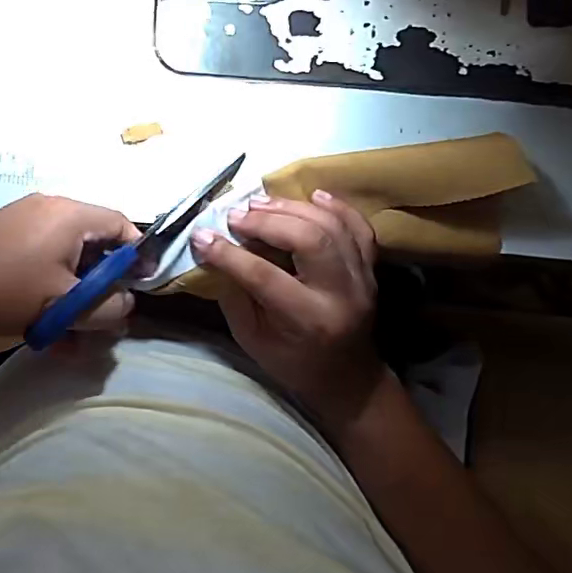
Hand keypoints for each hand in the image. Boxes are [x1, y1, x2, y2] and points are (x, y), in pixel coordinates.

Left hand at [0, 193, 140, 337]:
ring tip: (72, 337)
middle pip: (94, 243)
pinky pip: (41, 260)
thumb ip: (105, 307)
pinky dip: (50, 289)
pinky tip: (44, 329)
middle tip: (105, 320)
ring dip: (74, 295)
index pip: (122, 225)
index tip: (141, 289)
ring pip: (65, 258)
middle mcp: (50, 209)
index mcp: (70, 215)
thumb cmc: (3, 289)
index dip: (138, 257)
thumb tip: (125, 303)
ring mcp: (24, 221)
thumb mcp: (62, 305)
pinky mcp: (5, 236)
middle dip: (102, 286)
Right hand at [189, 189, 382, 413]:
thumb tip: (212, 250)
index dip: (228, 253)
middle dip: (266, 221)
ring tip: (259, 203)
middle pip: (309, 239)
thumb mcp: (251, 337)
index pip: (263, 276)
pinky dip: (335, 206)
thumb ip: (234, 292)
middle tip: (235, 216)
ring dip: (292, 207)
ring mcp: (363, 278)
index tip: (201, 236)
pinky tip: (310, 196)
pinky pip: (358, 227)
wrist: (347, 376)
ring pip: (332, 226)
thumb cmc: (291, 361)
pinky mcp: (370, 267)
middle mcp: (342, 294)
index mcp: (308, 320)